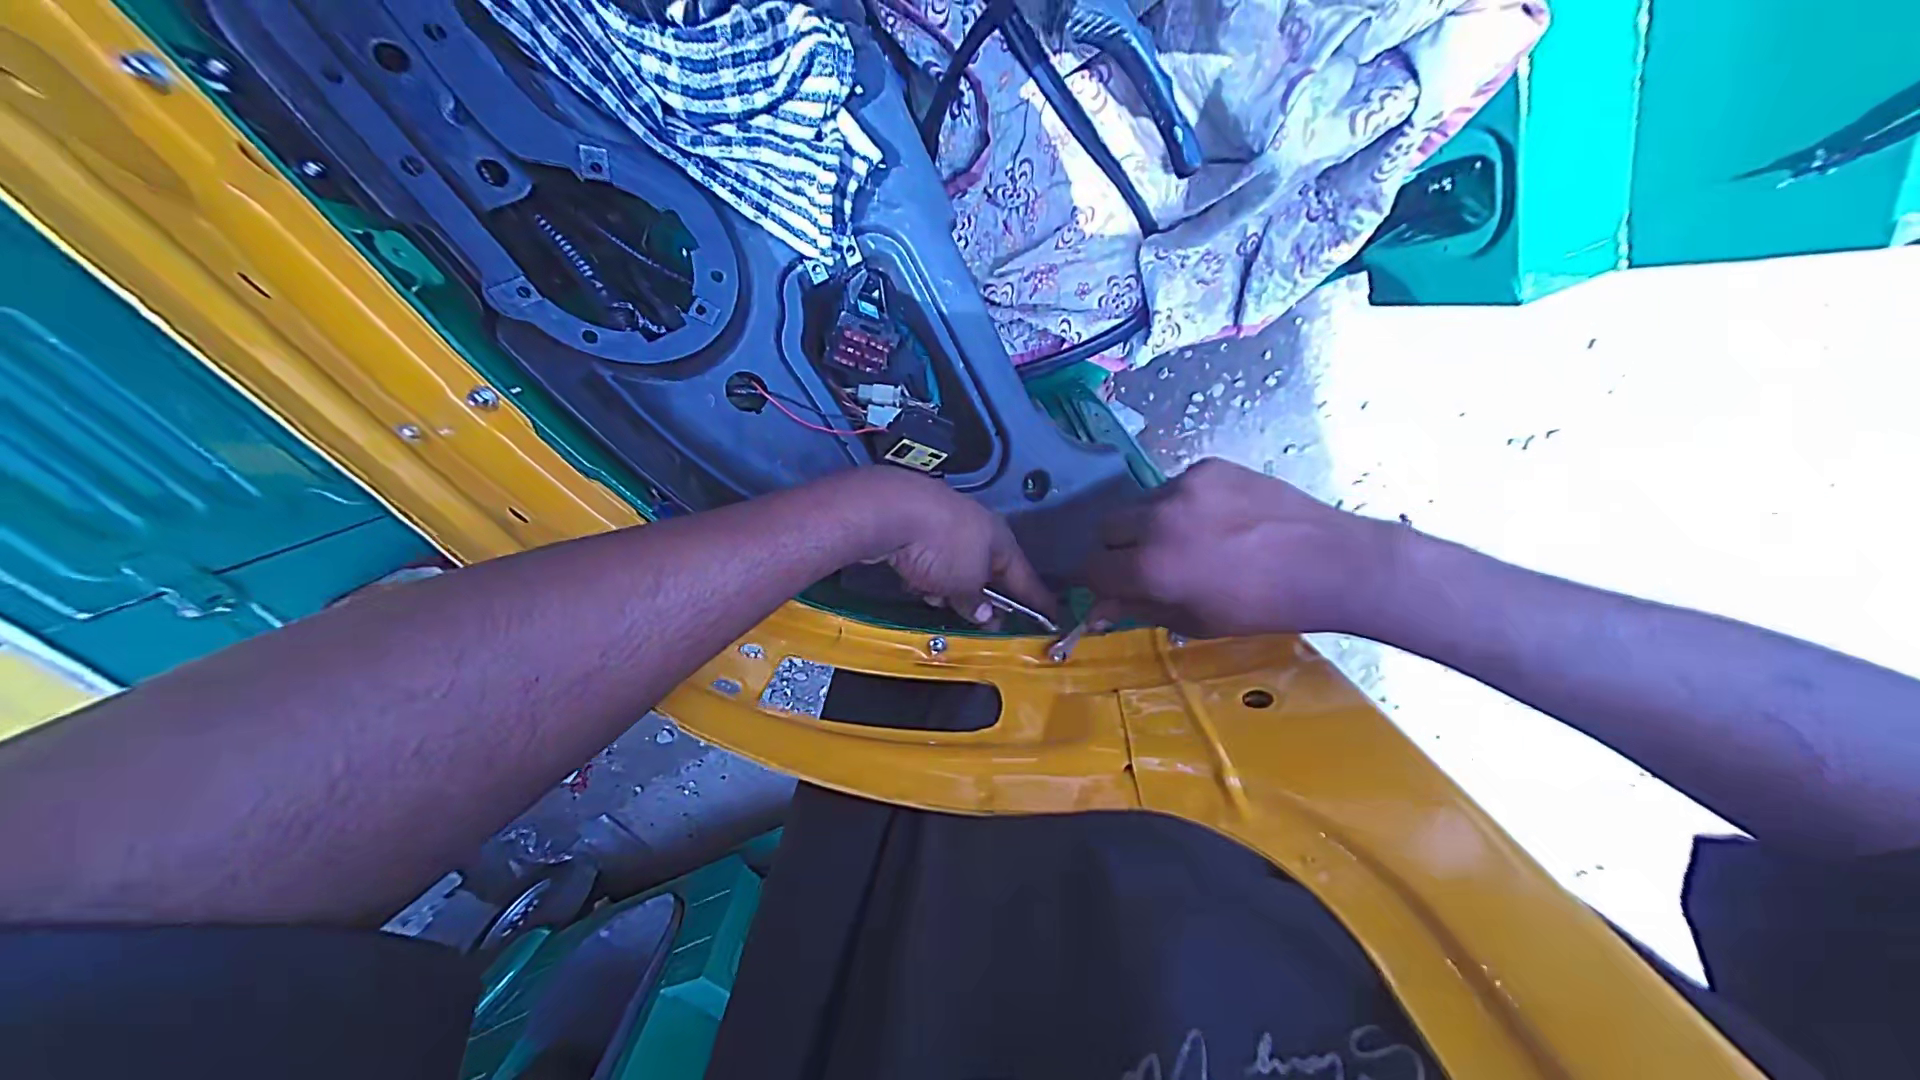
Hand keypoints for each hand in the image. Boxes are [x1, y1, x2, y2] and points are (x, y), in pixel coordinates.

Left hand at [840, 468, 1054, 625]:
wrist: (890, 510)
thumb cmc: (941, 548)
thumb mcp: (965, 583)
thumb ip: (977, 602)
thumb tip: (986, 615)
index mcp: (1001, 540)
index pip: (1025, 578)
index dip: (1038, 601)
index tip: (1052, 619)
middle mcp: (978, 529)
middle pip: (987, 574)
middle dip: (980, 598)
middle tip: (974, 620)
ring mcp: (946, 525)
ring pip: (955, 569)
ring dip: (946, 589)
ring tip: (932, 596)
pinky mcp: (917, 527)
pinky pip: (929, 561)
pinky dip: (924, 575)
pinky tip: (911, 580)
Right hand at [1083, 459, 1402, 637]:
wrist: (1329, 563)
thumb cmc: (1262, 606)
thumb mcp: (1194, 620)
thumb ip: (1138, 608)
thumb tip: (1098, 609)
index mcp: (1151, 566)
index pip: (1092, 567)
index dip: (1097, 581)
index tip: (1111, 585)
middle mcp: (1156, 520)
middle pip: (1106, 528)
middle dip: (1117, 548)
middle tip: (1148, 563)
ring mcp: (1182, 487)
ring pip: (1140, 504)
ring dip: (1149, 524)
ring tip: (1191, 539)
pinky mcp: (1207, 467)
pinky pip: (1174, 487)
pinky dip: (1182, 505)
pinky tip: (1216, 520)